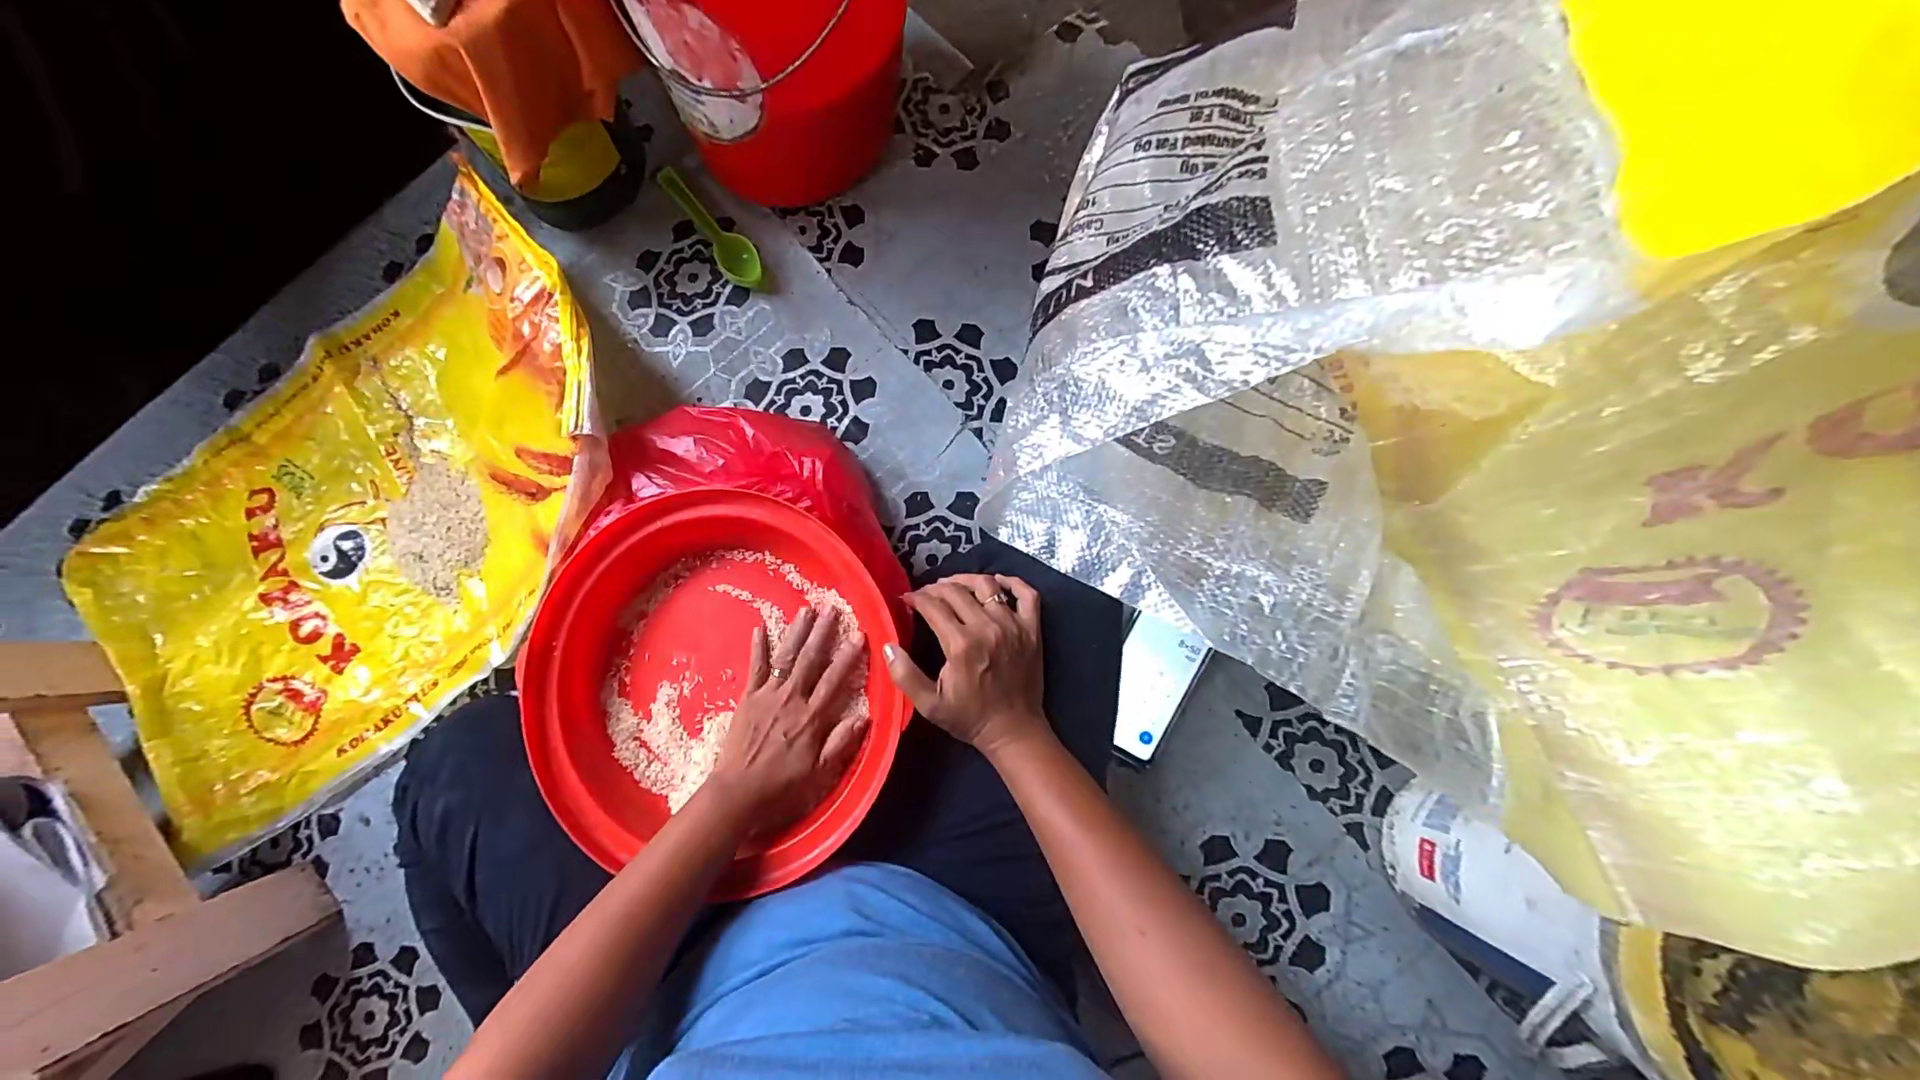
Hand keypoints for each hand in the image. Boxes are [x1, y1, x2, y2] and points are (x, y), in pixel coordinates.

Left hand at [706, 606, 867, 832]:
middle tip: (832, 608)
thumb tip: (864, 716)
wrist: (736, 793)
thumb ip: (841, 742)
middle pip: (811, 660)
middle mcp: (792, 699)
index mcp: (812, 717)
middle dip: (823, 632)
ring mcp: (767, 695)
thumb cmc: (781, 786)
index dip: (848, 656)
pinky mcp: (747, 698)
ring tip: (807, 610)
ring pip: (786, 657)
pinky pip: (755, 668)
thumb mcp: (820, 772)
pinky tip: (761, 627)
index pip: (835, 680)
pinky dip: (758, 647)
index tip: (859, 634)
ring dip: (797, 632)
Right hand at [883, 574, 1048, 757]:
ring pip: (988, 586)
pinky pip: (1026, 593)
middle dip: (935, 588)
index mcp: (961, 645)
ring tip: (953, 585)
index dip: (916, 598)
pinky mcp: (1032, 629)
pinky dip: (1012, 582)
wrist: (1014, 730)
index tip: (906, 599)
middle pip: (957, 591)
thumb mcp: (929, 704)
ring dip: (966, 580)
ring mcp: (1013, 625)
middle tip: (926, 594)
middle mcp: (988, 628)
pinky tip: (997, 583)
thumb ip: (905, 675)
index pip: (933, 605)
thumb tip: (887, 646)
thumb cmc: (970, 718)